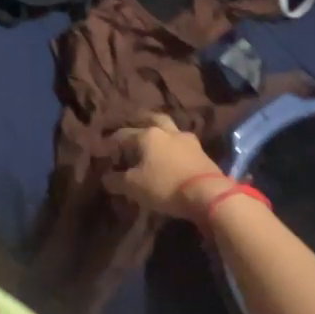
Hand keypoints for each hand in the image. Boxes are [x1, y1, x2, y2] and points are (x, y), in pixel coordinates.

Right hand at [109, 114, 232, 220]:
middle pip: (153, 119)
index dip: (111, 142)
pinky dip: (176, 149)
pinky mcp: (204, 154)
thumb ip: (117, 180)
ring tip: (157, 143)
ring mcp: (189, 141)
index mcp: (148, 135)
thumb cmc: (165, 186)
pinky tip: (173, 157)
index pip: (123, 135)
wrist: (209, 194)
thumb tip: (107, 177)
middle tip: (134, 128)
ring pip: (172, 131)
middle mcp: (168, 132)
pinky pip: (184, 146)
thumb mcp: (133, 187)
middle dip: (142, 121)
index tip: (105, 150)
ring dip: (163, 135)